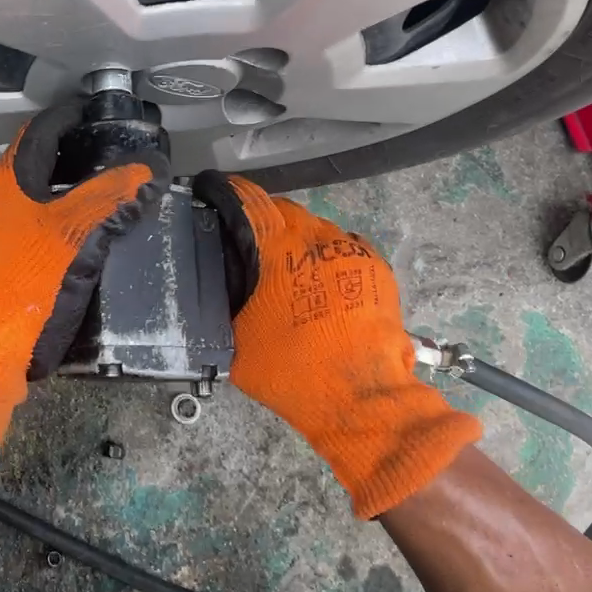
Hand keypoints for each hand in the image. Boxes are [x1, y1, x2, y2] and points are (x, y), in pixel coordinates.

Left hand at [0, 103, 165, 476]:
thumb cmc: (30, 280)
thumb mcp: (79, 230)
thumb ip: (113, 193)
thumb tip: (147, 169)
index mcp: (7, 179)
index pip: (41, 128)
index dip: (72, 115)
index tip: (101, 110)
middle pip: (38, 158)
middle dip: (75, 149)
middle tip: (114, 147)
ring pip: (36, 191)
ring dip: (70, 184)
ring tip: (110, 185)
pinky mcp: (1, 257)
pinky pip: (36, 220)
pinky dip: (63, 213)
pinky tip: (89, 229)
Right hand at [193, 171, 479, 517]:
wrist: (363, 398)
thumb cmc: (293, 370)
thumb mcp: (236, 340)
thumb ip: (226, 303)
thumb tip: (218, 288)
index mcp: (278, 249)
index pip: (250, 201)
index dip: (229, 193)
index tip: (214, 193)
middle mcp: (317, 238)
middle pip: (285, 211)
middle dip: (266, 221)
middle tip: (250, 243)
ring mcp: (351, 251)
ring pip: (317, 229)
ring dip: (298, 241)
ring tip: (287, 268)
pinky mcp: (376, 268)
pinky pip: (343, 249)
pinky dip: (326, 258)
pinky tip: (318, 283)